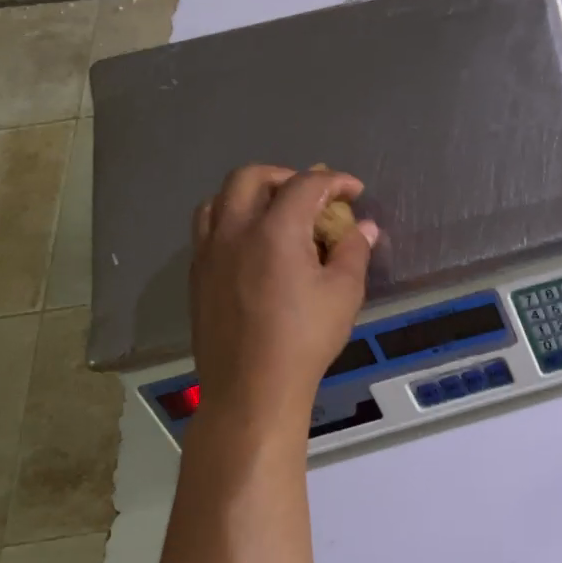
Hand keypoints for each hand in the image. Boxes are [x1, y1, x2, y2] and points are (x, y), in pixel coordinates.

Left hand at [190, 165, 378, 430]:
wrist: (252, 386)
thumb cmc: (306, 337)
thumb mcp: (345, 292)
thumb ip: (354, 251)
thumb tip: (364, 228)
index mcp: (275, 231)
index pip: (304, 184)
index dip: (334, 181)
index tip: (354, 192)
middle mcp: (234, 231)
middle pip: (250, 177)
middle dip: (286, 176)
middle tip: (313, 195)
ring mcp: (209, 252)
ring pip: (220, 199)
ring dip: (252, 195)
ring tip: (278, 213)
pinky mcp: (197, 274)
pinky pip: (209, 228)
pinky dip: (233, 219)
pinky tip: (257, 245)